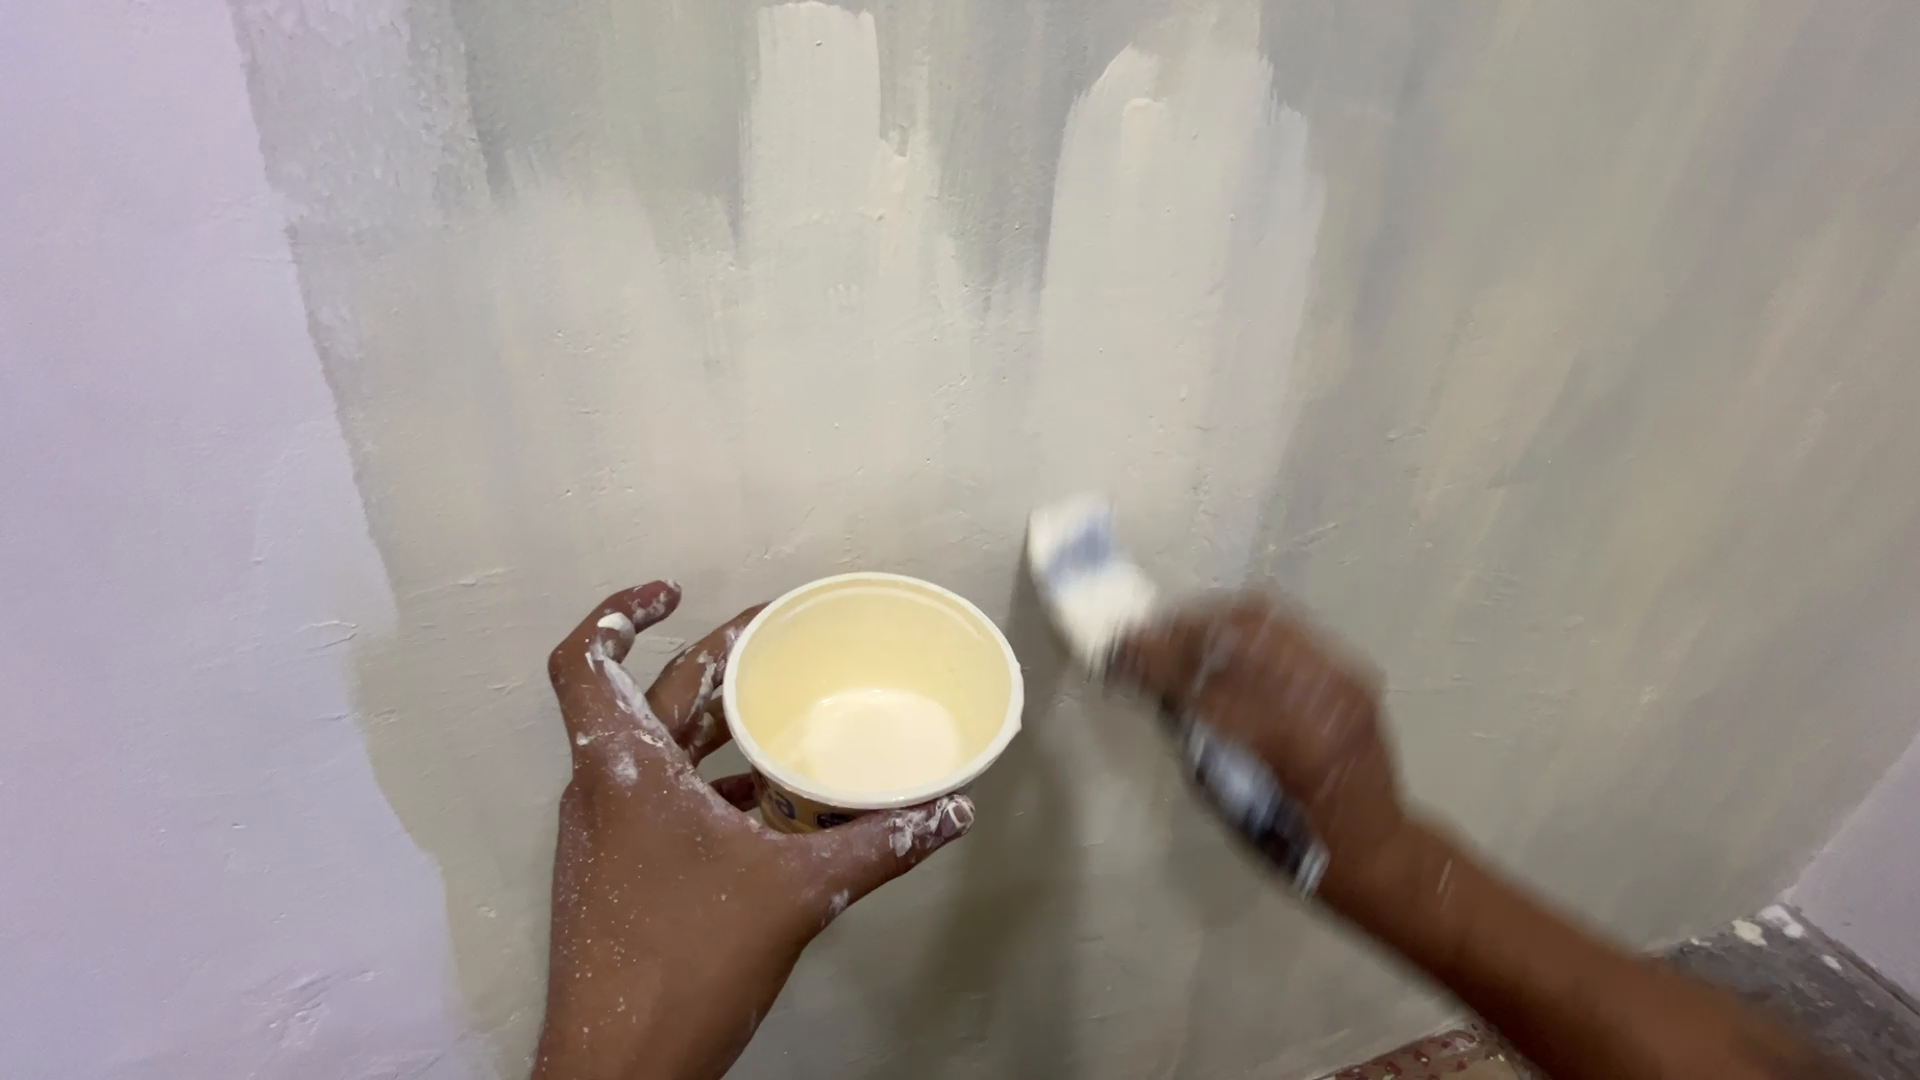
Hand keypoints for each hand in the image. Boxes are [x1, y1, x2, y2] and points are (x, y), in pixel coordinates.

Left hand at [533, 582, 973, 1079]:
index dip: (620, 612)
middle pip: (648, 694)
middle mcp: (604, 788)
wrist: (616, 1076)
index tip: (673, 591)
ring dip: (714, 718)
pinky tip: (770, 793)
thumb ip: (883, 847)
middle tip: (772, 634)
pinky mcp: (618, 865)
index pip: (586, 663)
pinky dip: (714, 776)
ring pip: (659, 744)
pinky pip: (666, 792)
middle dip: (711, 656)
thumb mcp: (800, 895)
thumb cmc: (691, 964)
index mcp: (625, 773)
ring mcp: (606, 829)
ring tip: (778, 704)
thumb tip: (955, 813)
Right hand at [1115, 593, 1406, 881]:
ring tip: (1179, 629)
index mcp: (1283, 744)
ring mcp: (1340, 677)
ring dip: (1208, 618)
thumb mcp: (1224, 791)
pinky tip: (1220, 637)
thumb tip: (1154, 677)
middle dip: (1178, 628)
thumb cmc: (1287, 837)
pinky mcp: (1350, 667)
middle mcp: (1317, 699)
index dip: (1152, 659)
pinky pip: (1284, 625)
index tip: (1118, 648)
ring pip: (1258, 617)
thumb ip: (1193, 728)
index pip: (1201, 681)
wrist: (1372, 844)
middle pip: (1230, 634)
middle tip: (1145, 635)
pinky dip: (1242, 625)